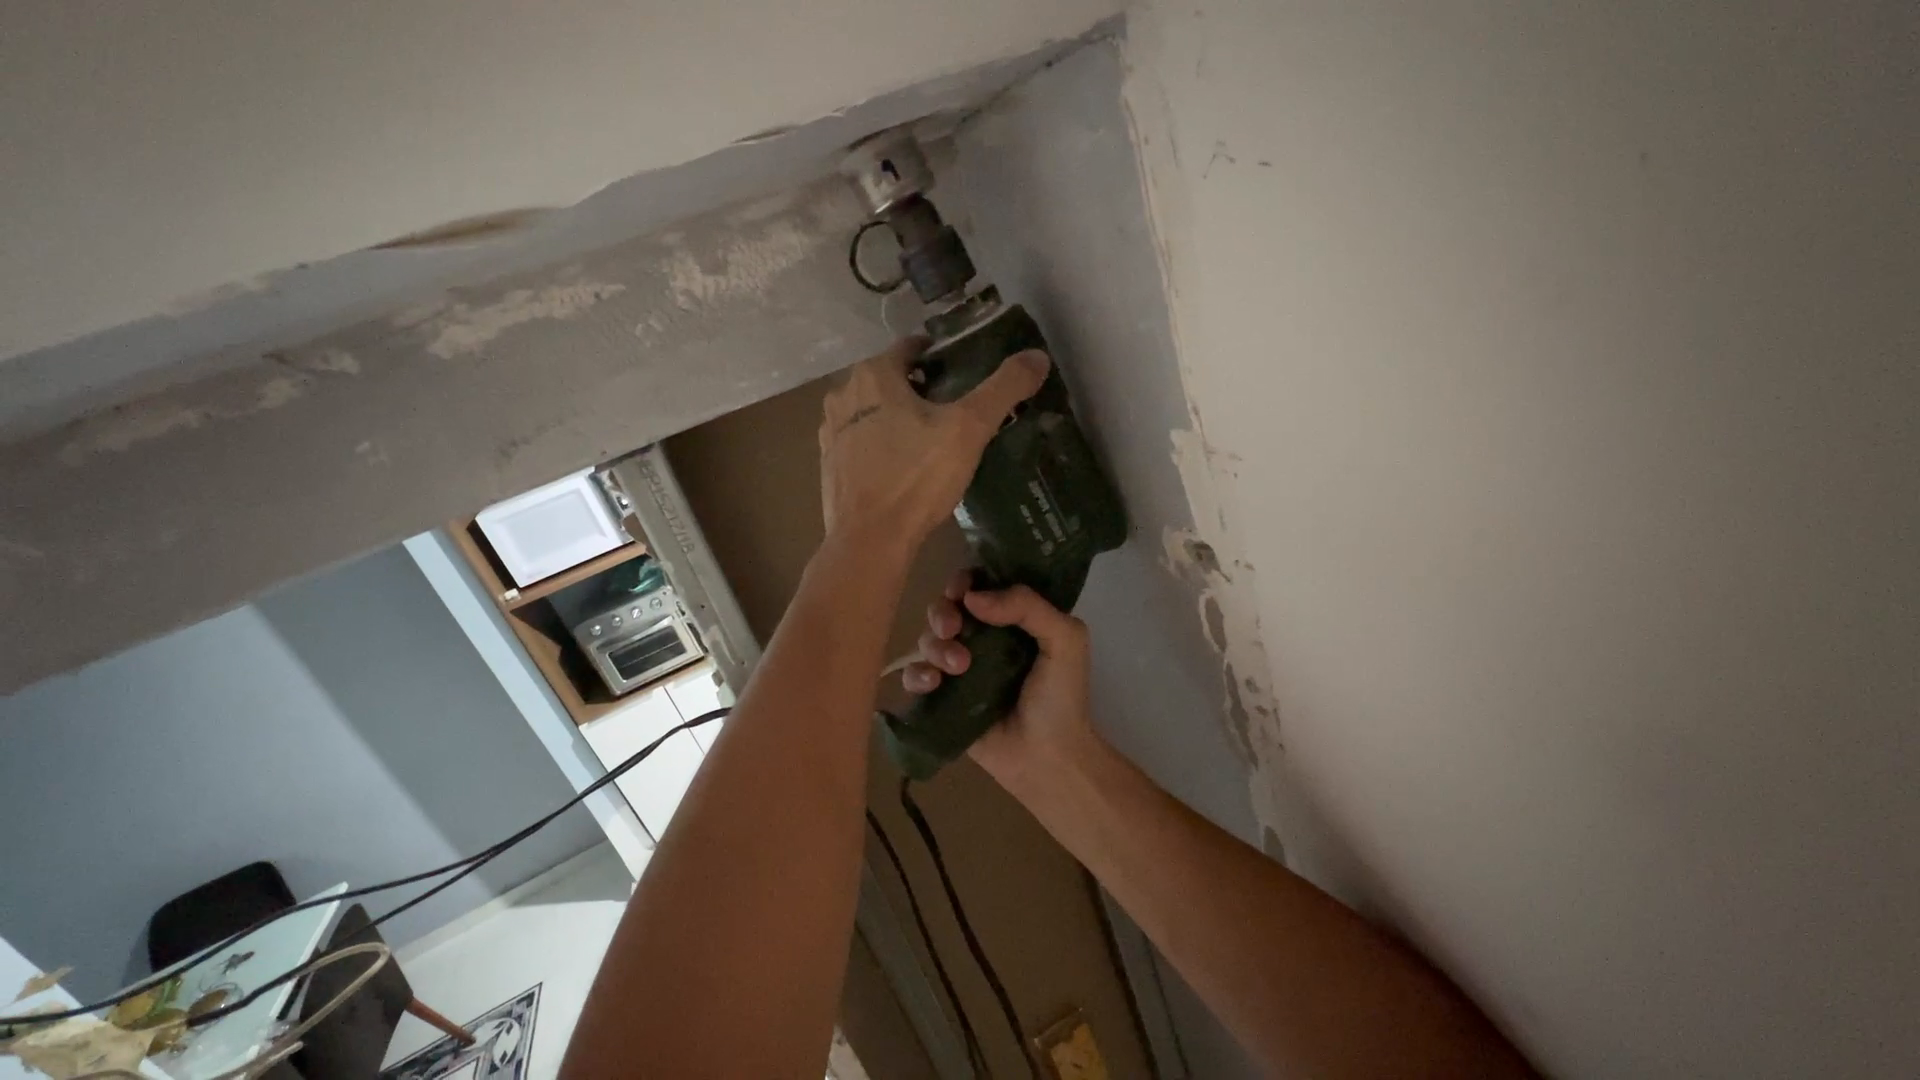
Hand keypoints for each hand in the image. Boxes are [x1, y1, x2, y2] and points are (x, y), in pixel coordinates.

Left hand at [819, 338, 1048, 554]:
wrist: (870, 541)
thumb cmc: (917, 478)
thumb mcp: (969, 429)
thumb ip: (1003, 388)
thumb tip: (1038, 357)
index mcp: (873, 375)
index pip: (910, 347)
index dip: (940, 355)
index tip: (965, 371)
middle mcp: (844, 394)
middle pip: (890, 378)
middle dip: (920, 387)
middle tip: (956, 408)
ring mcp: (831, 431)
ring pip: (872, 410)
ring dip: (897, 416)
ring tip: (932, 437)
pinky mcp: (828, 464)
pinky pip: (860, 441)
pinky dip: (880, 444)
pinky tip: (904, 465)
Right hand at [903, 571, 1098, 785]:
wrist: (1048, 758)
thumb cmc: (1062, 698)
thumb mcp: (1066, 640)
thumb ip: (1028, 607)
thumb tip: (972, 598)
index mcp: (1011, 619)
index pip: (979, 585)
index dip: (964, 581)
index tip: (963, 591)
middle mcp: (982, 639)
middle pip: (946, 608)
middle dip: (942, 613)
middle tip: (954, 629)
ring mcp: (959, 669)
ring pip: (928, 639)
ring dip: (934, 645)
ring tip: (958, 667)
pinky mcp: (942, 699)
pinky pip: (915, 676)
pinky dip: (915, 673)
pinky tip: (932, 682)